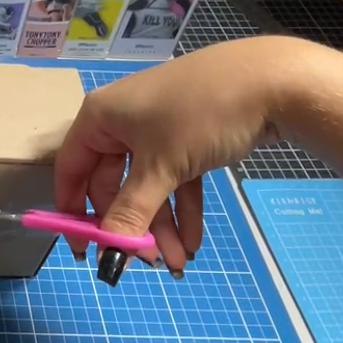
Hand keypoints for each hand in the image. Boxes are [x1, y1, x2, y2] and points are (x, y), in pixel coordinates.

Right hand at [54, 37, 299, 282]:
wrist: (272, 80)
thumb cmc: (199, 115)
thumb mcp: (161, 167)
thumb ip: (130, 212)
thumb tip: (107, 257)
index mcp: (99, 118)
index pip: (71, 170)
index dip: (74, 212)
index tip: (87, 252)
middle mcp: (121, 122)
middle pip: (112, 183)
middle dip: (132, 224)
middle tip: (149, 261)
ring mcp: (156, 128)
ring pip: (147, 185)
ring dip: (160, 224)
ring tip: (178, 263)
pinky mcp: (187, 135)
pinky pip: (173, 177)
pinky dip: (181, 207)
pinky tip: (192, 241)